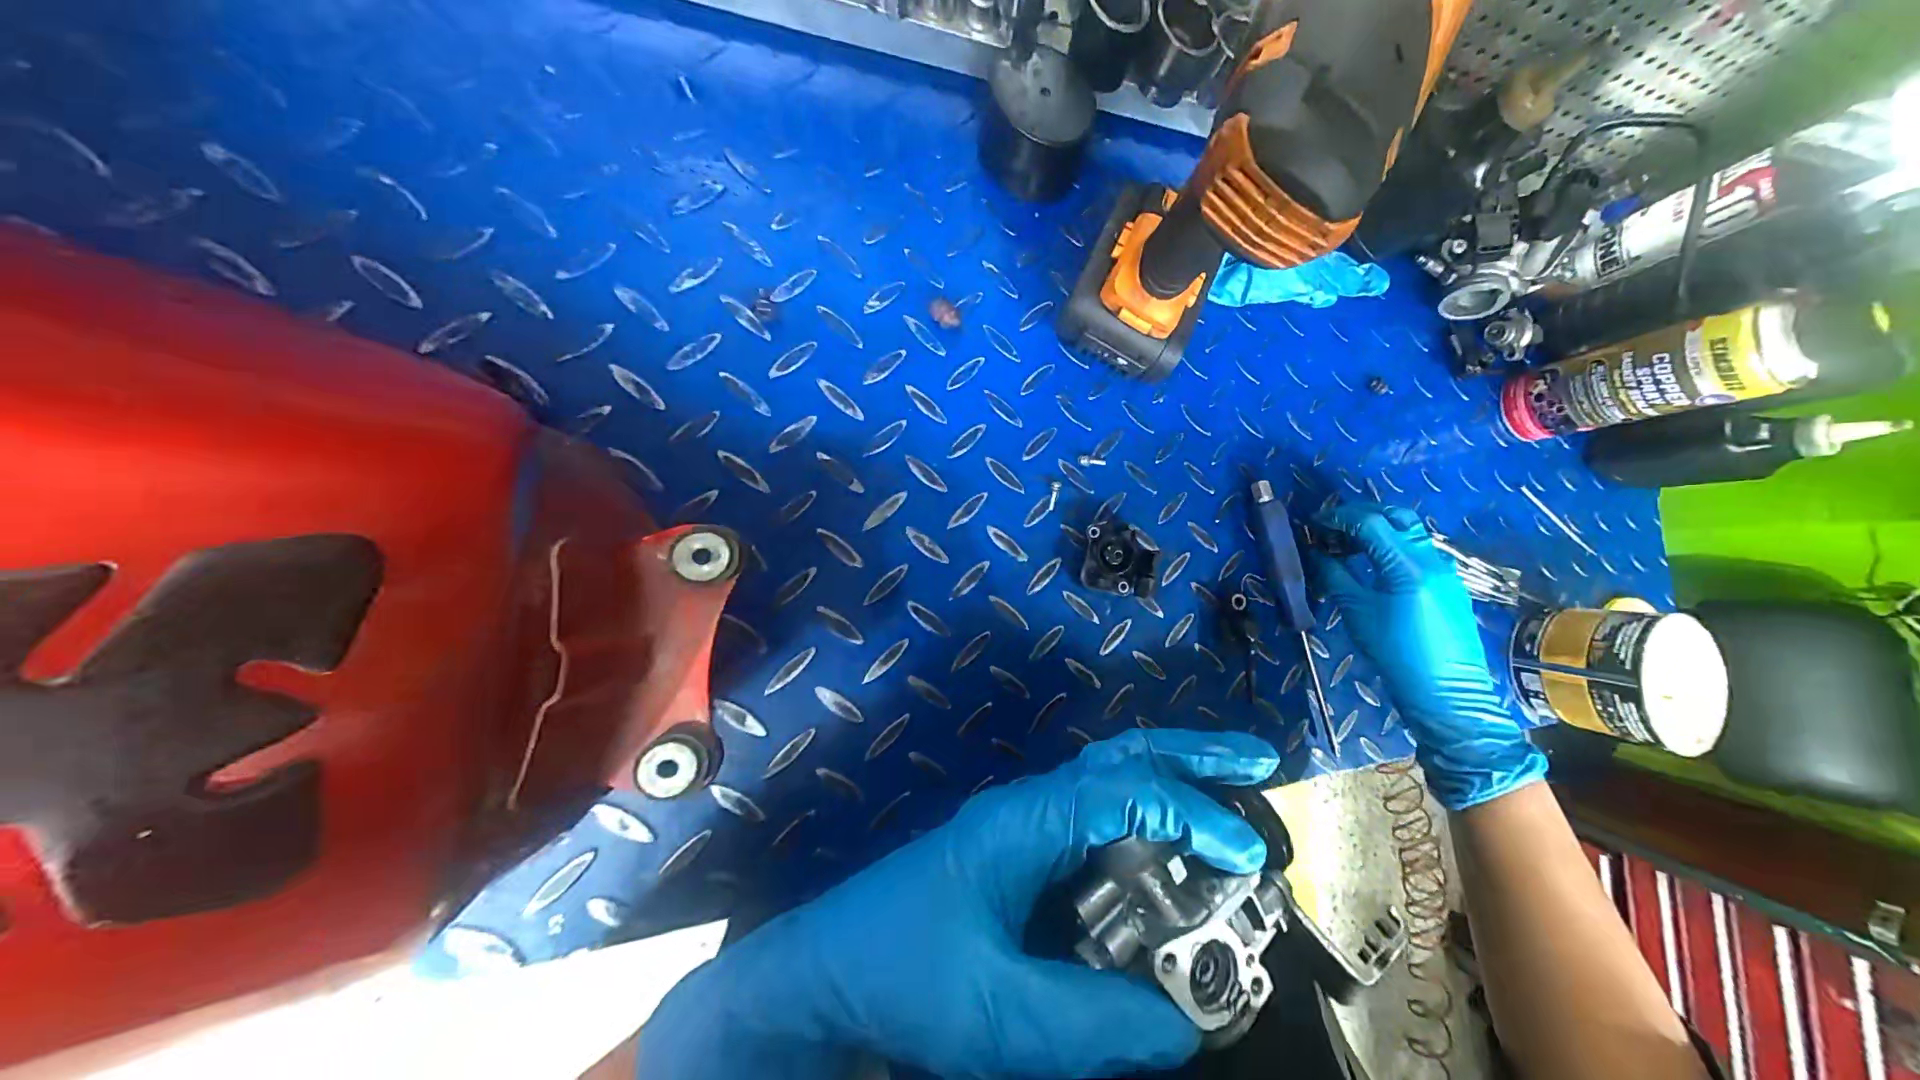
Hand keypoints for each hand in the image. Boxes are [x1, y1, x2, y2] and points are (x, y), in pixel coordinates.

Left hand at [637, 730, 1279, 1079]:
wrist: (824, 973)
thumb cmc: (903, 977)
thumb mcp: (999, 1015)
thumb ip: (1096, 1022)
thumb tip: (1187, 1025)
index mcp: (1024, 820)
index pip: (1124, 792)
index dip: (1192, 814)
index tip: (1247, 859)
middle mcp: (1029, 809)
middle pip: (1119, 758)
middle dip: (1191, 755)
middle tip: (1259, 760)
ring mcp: (1022, 831)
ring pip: (1108, 786)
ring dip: (1170, 786)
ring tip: (1232, 794)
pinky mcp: (1019, 860)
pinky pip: (1094, 830)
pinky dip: (1143, 830)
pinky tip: (1172, 858)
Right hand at [1309, 503, 1545, 810]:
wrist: (1447, 691)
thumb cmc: (1395, 653)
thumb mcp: (1357, 612)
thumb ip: (1335, 576)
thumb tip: (1317, 553)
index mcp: (1408, 565)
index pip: (1370, 522)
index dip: (1338, 517)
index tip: (1314, 523)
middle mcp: (1431, 558)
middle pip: (1396, 516)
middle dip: (1361, 515)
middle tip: (1332, 527)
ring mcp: (1445, 569)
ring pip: (1409, 531)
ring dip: (1378, 528)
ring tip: (1348, 544)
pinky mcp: (1448, 583)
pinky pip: (1417, 550)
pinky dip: (1392, 545)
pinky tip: (1372, 564)